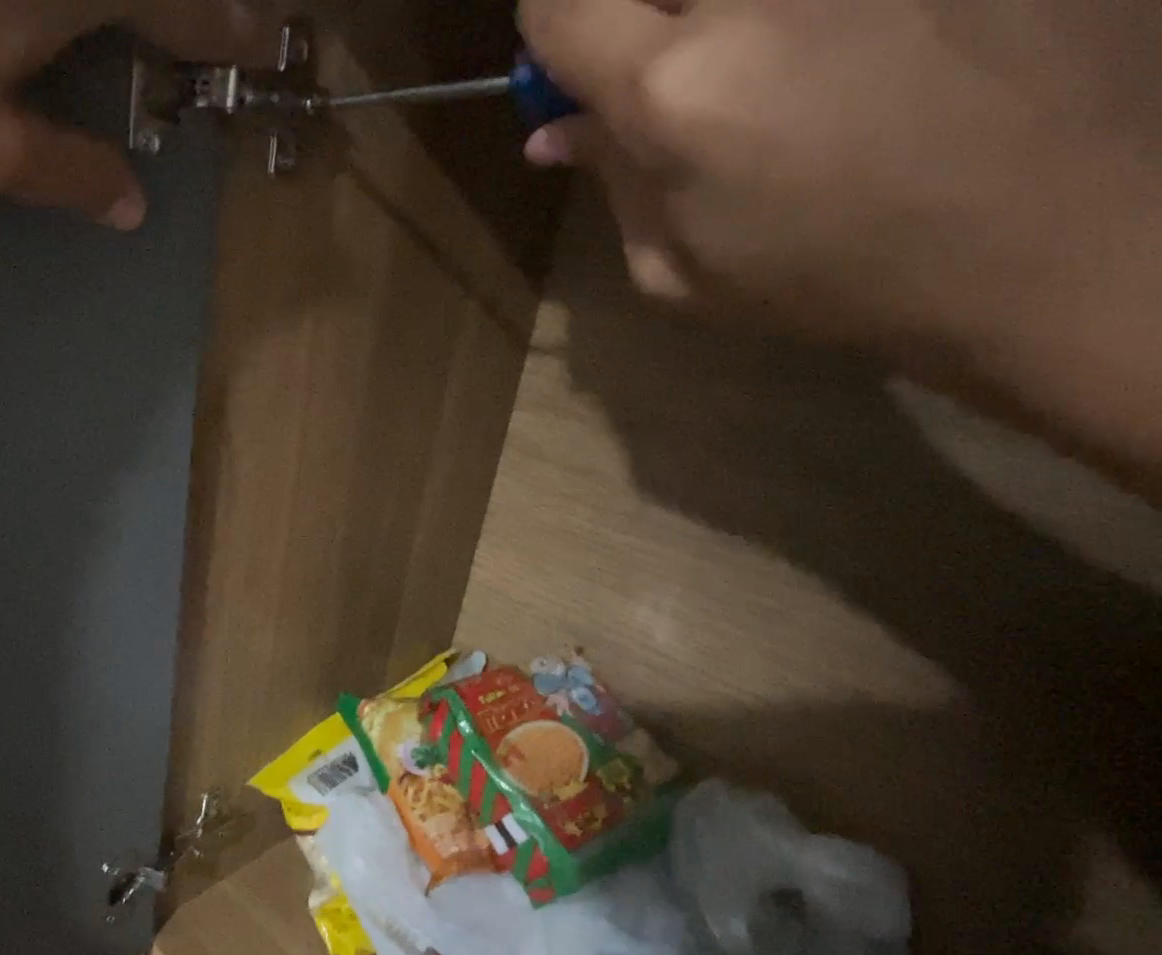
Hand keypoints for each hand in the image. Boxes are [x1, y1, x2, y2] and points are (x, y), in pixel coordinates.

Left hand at [0, 0, 282, 228]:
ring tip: (161, 25)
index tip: (269, 42)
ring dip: (149, 0)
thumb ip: (66, 174)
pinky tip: (72, 21)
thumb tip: (134, 208)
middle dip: (206, 0)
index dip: (234, 30)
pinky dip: (75, 2)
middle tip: (228, 21)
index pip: (187, 9)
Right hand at [515, 0, 1161, 473]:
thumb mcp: (684, 269)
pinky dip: (817, 22)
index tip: (575, 69)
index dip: (552, 34)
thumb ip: (611, 182)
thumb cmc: (835, 278)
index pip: (558, 5)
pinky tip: (858, 50)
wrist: (1051, 237)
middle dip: (640, 16)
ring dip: (726, 19)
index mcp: (676, 87)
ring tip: (778, 64)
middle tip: (675, 63)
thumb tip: (555, 131)